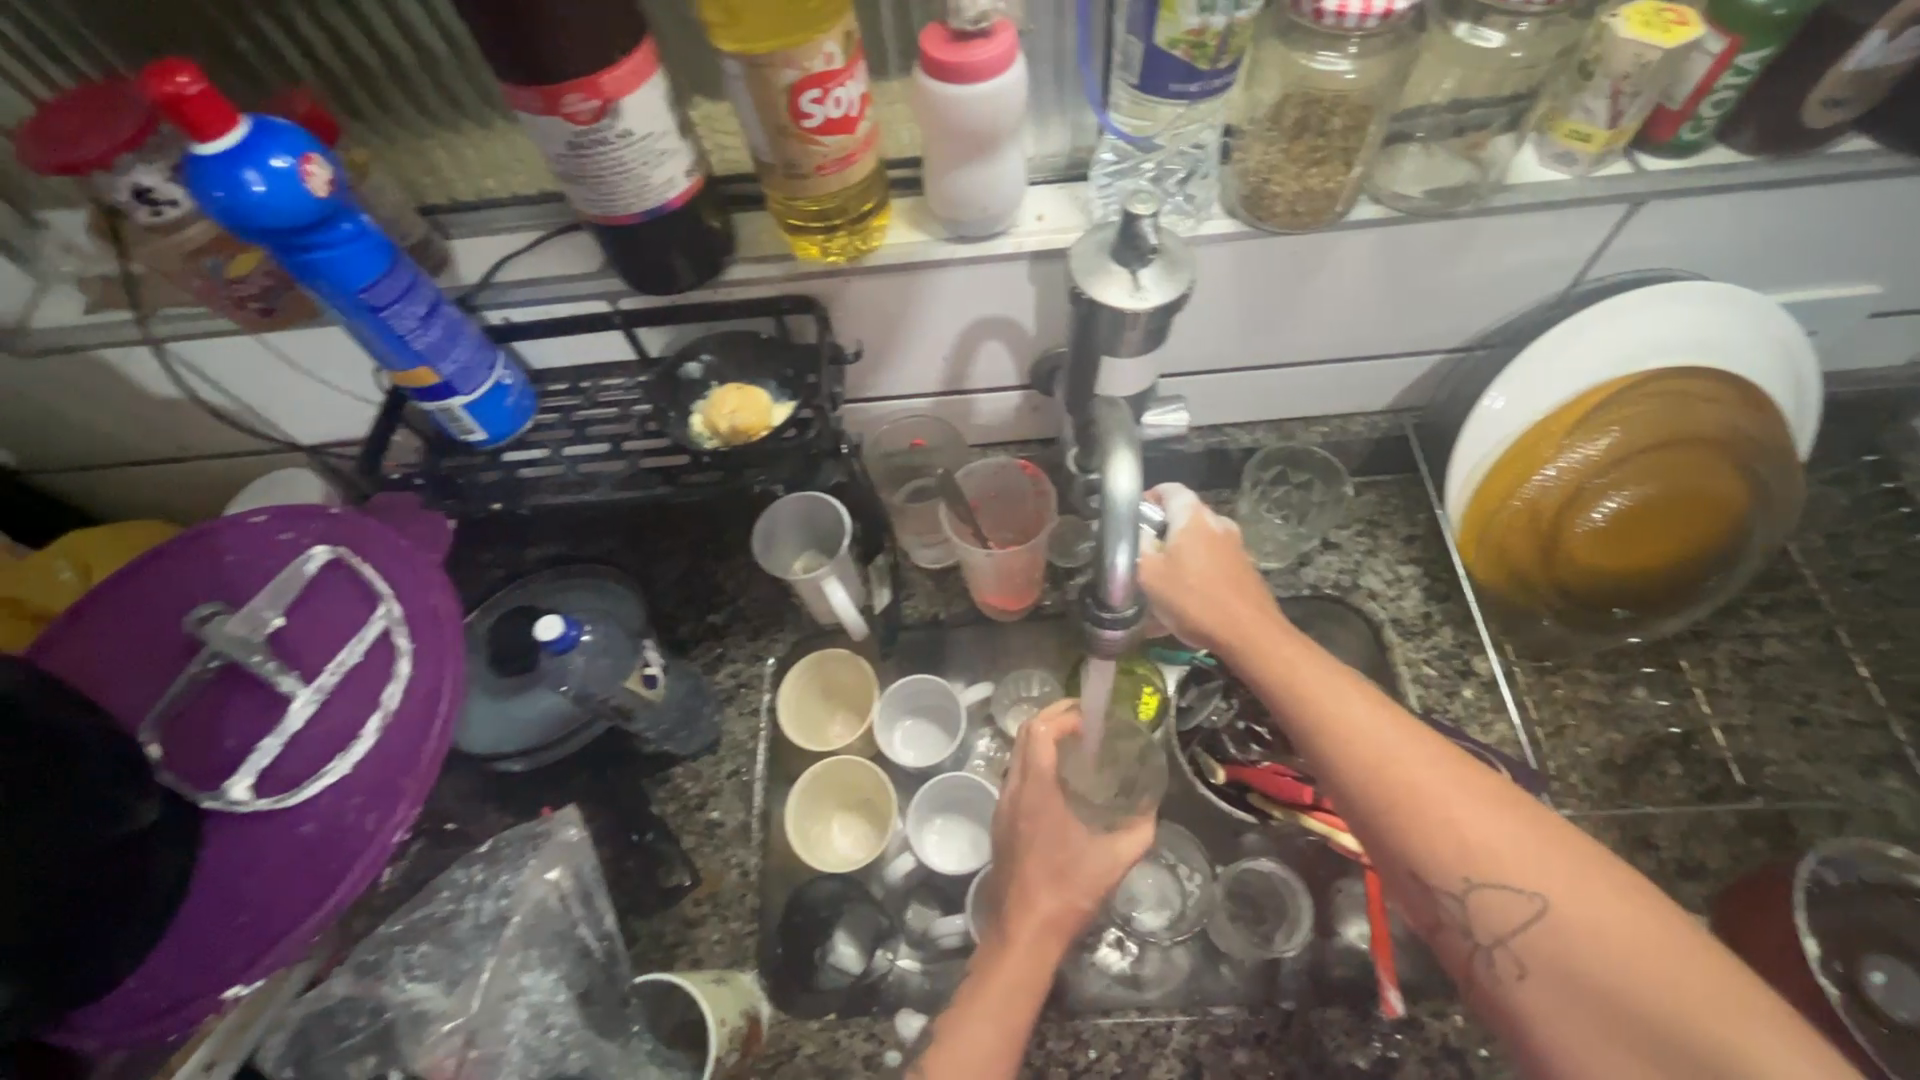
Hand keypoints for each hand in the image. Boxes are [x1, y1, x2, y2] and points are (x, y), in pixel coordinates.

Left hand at [988, 700, 1155, 952]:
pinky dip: (1035, 763)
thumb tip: (1151, 808)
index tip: (1092, 721)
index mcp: (1037, 790)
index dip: (1065, 717)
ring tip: (1075, 745)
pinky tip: (1060, 781)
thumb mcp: (1114, 861)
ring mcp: (1002, 806)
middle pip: (1025, 734)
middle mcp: (1013, 790)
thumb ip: (1138, 830)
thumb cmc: (1068, 891)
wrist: (1024, 930)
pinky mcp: (1000, 822)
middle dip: (1052, 718)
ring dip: (1042, 740)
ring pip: (1017, 755)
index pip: (1040, 731)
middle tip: (1084, 719)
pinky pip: (1015, 776)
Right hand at [1137, 483, 1285, 656]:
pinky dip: (1196, 570)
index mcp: (1193, 516)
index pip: (1170, 489)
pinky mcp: (1245, 568)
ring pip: (1198, 540)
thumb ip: (1138, 547)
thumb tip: (1135, 532)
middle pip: (1184, 515)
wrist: (1250, 634)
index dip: (1148, 498)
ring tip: (1161, 580)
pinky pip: (1212, 560)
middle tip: (1141, 554)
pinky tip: (1185, 598)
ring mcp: (1236, 545)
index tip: (1132, 519)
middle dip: (1161, 531)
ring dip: (1179, 553)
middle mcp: (1218, 522)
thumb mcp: (1149, 575)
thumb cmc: (1193, 600)